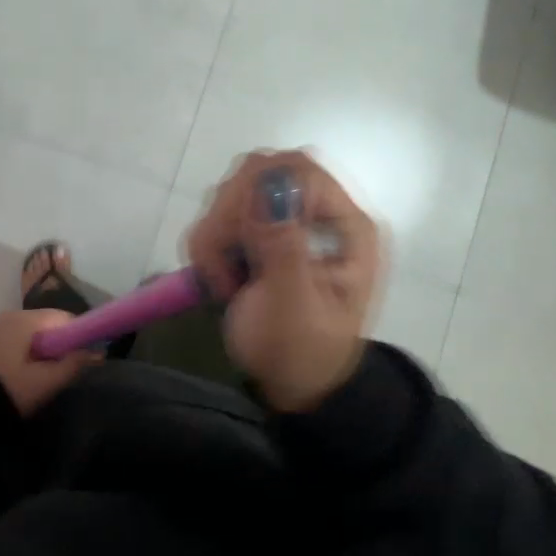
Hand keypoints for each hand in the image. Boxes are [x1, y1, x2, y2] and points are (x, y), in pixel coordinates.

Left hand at [0, 309, 97, 415]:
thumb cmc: (13, 389)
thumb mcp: (48, 381)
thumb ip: (75, 363)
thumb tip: (97, 351)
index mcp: (26, 320)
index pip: (64, 318)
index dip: (79, 335)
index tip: (86, 356)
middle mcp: (13, 315)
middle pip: (51, 322)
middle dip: (63, 342)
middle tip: (67, 368)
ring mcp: (2, 325)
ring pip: (38, 331)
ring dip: (48, 348)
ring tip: (51, 372)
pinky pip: (24, 337)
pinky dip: (34, 349)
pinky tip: (34, 370)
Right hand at [186, 149, 386, 412]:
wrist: (293, 384)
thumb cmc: (300, 354)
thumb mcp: (293, 310)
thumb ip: (283, 247)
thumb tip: (270, 187)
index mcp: (347, 225)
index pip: (300, 171)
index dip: (260, 195)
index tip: (241, 241)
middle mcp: (320, 210)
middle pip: (261, 171)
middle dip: (229, 217)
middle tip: (224, 268)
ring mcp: (288, 214)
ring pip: (234, 188)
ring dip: (215, 233)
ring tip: (224, 281)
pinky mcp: (261, 223)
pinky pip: (220, 208)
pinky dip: (208, 240)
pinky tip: (220, 275)